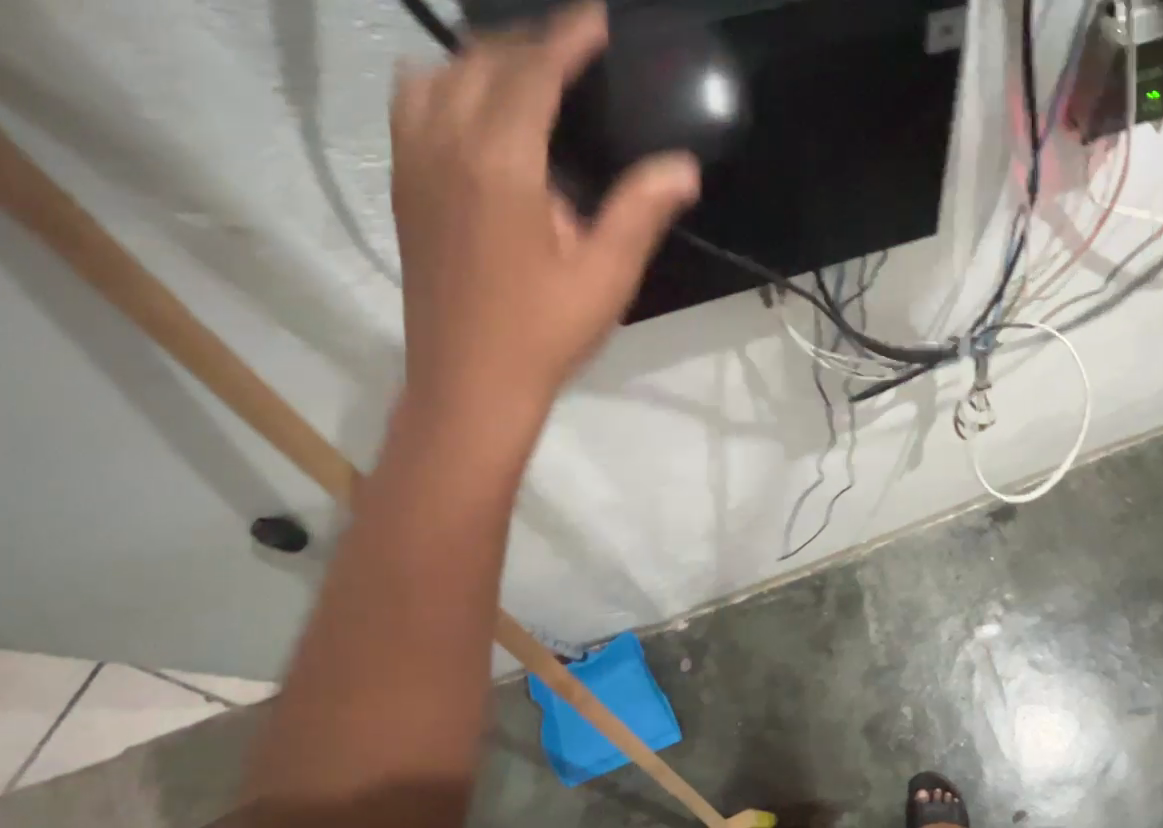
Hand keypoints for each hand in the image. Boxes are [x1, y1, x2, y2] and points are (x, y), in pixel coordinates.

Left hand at [389, 2, 699, 405]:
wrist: (468, 382)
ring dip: (485, 61)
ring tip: (529, 76)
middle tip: (577, 54)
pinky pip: (412, 103)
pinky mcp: (404, 184)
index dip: (569, 39)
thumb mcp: (606, 276)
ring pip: (438, 73)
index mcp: (501, 164)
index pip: (534, 72)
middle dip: (532, 44)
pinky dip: (446, 84)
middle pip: (483, 61)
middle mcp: (447, 144)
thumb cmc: (544, 333)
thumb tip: (683, 166)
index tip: (599, 22)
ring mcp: (415, 161)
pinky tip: (477, 111)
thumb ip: (641, 211)